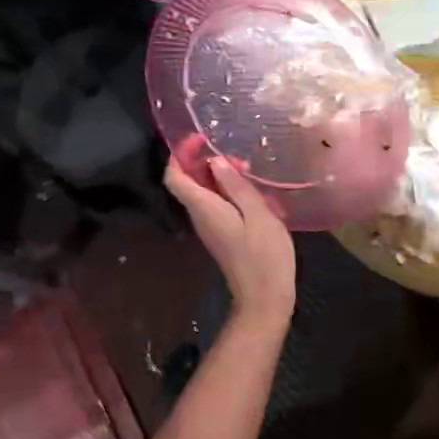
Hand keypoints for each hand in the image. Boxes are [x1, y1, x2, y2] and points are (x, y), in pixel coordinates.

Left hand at [165, 157, 295, 329]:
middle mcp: (199, 215)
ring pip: (203, 191)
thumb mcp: (258, 214)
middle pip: (187, 180)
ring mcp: (209, 225)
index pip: (174, 176)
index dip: (180, 153)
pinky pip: (216, 204)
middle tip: (238, 158)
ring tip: (249, 172)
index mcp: (203, 207)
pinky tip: (254, 193)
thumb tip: (214, 161)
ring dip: (221, 176)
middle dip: (206, 161)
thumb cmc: (264, 256)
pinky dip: (229, 192)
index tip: (201, 139)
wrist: (264, 299)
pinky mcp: (220, 232)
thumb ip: (236, 186)